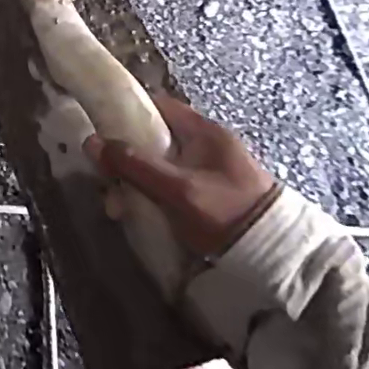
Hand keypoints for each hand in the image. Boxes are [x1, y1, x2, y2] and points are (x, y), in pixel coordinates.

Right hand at [83, 94, 279, 257]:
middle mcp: (204, 145)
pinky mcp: (208, 196)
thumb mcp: (176, 189)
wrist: (278, 262)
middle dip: (124, 161)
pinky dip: (150, 197)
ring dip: (134, 184)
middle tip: (108, 184)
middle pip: (151, 139)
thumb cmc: (226, 214)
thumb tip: (91, 141)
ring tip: (119, 210)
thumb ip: (133, 164)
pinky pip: (168, 186)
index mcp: (203, 131)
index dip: (126, 113)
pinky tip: (139, 216)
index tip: (101, 131)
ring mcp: (207, 171)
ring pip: (156, 166)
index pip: (156, 105)